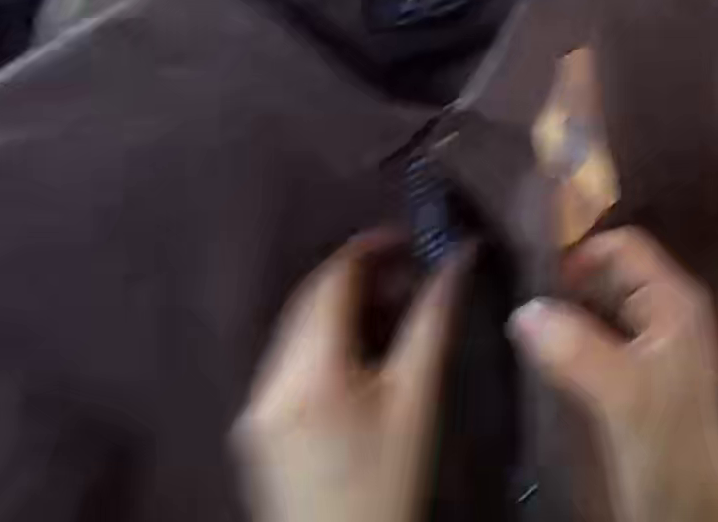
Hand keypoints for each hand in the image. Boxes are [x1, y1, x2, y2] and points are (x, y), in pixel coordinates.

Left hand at [234, 233, 471, 521]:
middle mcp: (267, 384)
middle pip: (310, 300)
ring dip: (345, 301)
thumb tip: (462, 254)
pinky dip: (329, 332)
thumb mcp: (419, 395)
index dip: (369, 248)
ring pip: (300, 325)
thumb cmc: (389, 480)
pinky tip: (366, 341)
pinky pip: (293, 353)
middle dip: (360, 272)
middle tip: (411, 266)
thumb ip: (435, 317)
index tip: (411, 236)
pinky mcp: (258, 425)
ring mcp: (255, 407)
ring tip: (395, 299)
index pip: (330, 283)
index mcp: (305, 376)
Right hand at [508, 229, 717, 521]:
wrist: (698, 518)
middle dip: (570, 281)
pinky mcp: (642, 371)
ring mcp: (655, 339)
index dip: (582, 254)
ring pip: (605, 304)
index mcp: (673, 297)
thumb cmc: (670, 448)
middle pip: (612, 271)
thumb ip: (574, 348)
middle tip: (521, 303)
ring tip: (525, 326)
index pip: (624, 245)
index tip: (537, 281)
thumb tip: (522, 308)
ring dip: (569, 310)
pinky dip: (575, 336)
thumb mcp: (622, 395)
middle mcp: (666, 308)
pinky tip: (545, 354)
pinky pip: (602, 334)